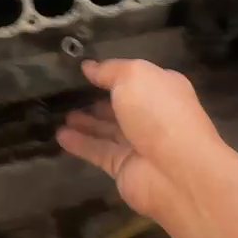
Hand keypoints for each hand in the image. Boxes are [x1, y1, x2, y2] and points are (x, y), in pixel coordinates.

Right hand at [55, 59, 228, 221]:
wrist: (177, 170)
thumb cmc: (158, 112)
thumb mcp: (133, 76)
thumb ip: (109, 70)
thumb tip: (89, 67)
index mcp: (161, 89)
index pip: (134, 78)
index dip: (112, 74)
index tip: (85, 71)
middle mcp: (152, 115)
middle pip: (121, 106)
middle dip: (98, 100)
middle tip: (70, 94)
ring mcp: (139, 144)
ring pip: (108, 130)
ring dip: (87, 122)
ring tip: (62, 114)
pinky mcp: (124, 167)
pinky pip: (98, 152)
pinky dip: (80, 144)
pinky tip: (60, 136)